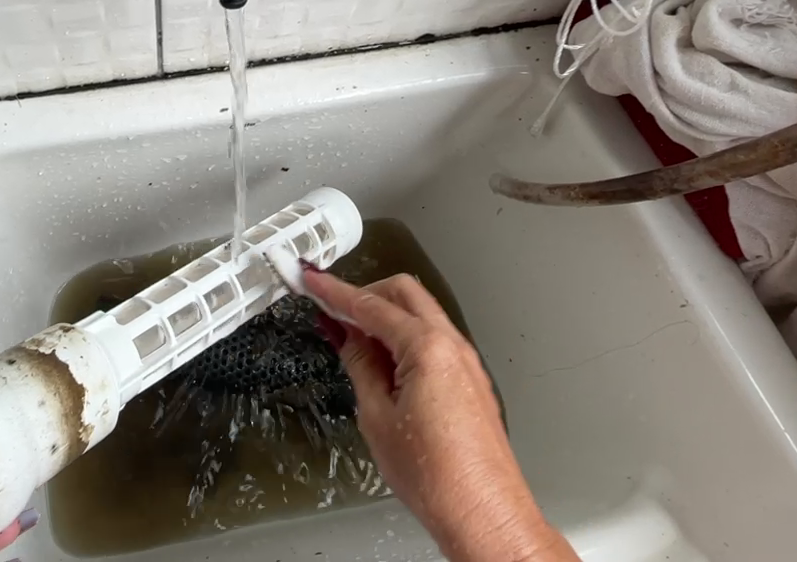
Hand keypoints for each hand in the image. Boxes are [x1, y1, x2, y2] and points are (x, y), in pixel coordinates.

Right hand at [303, 269, 577, 561]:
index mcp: (427, 348)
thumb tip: (346, 335)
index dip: (334, 291)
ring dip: (386, 316)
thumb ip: (360, 365)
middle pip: (402, 293)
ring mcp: (466, 361)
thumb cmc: (434, 477)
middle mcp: (452, 345)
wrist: (486, 518)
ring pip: (420, 314)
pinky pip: (433, 338)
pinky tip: (385, 363)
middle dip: (365, 294)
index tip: (310, 278)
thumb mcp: (377, 417)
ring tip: (355, 342)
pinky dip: (405, 337)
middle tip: (333, 310)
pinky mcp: (471, 380)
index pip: (370, 306)